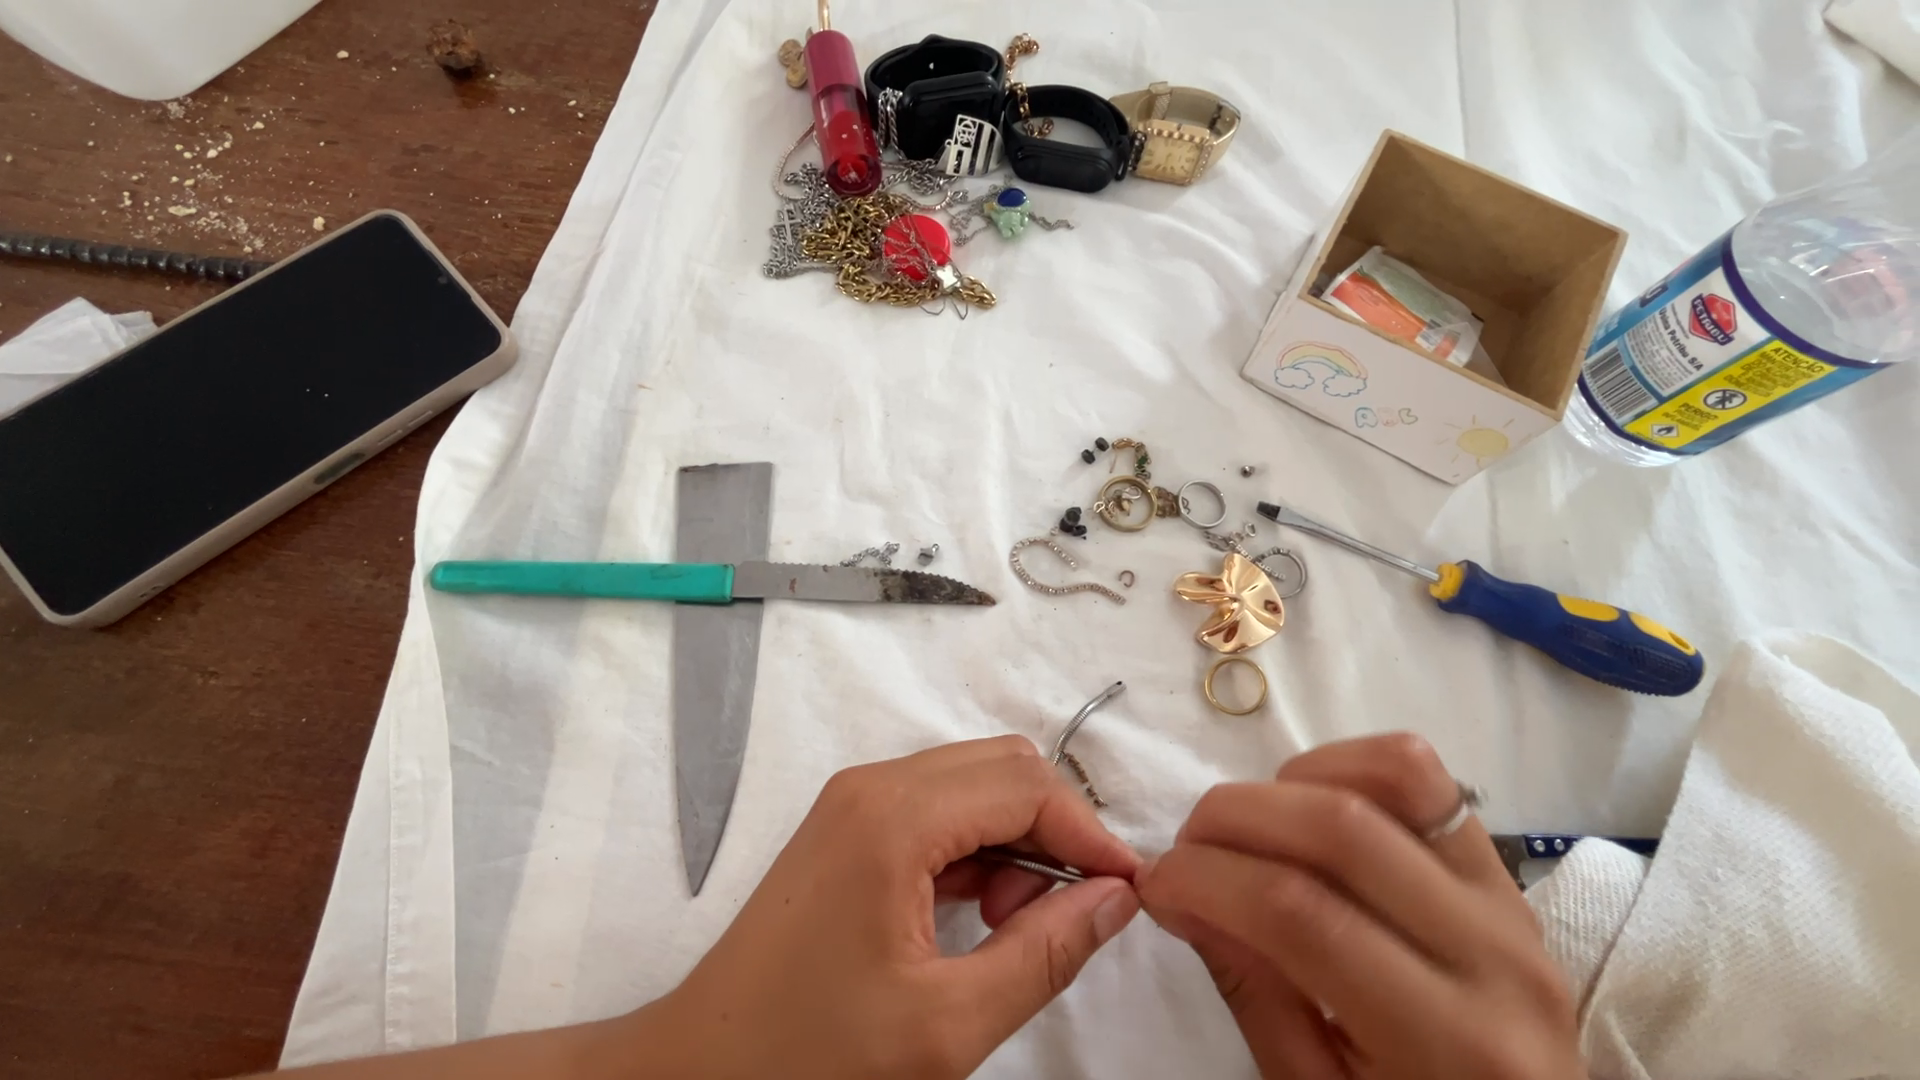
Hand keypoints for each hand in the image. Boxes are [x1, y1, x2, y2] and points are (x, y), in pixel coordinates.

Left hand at [639, 736, 1140, 1078]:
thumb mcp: (946, 1023)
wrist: (702, 1068)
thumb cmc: (816, 1053)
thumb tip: (1116, 900)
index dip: (1088, 833)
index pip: (1025, 785)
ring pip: (973, 783)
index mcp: (896, 816)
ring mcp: (856, 799)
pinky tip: (982, 910)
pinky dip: (978, 845)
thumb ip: (1044, 954)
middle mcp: (875, 784)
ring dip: (1017, 838)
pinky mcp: (849, 822)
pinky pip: (938, 807)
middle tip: (1068, 911)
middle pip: (1002, 768)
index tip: (1127, 891)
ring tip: (1019, 922)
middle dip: (1054, 830)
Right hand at [1138, 734, 1581, 1079]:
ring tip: (1249, 828)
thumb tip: (1174, 887)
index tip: (1155, 883)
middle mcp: (1497, 957)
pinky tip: (1303, 804)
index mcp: (1451, 1046)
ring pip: (1390, 778)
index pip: (1303, 915)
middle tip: (1184, 849)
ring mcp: (1510, 898)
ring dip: (1286, 784)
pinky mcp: (1501, 866)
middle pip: (1339, 829)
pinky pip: (1421, 775)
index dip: (1206, 879)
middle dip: (1230, 819)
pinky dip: (1342, 765)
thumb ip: (1248, 985)